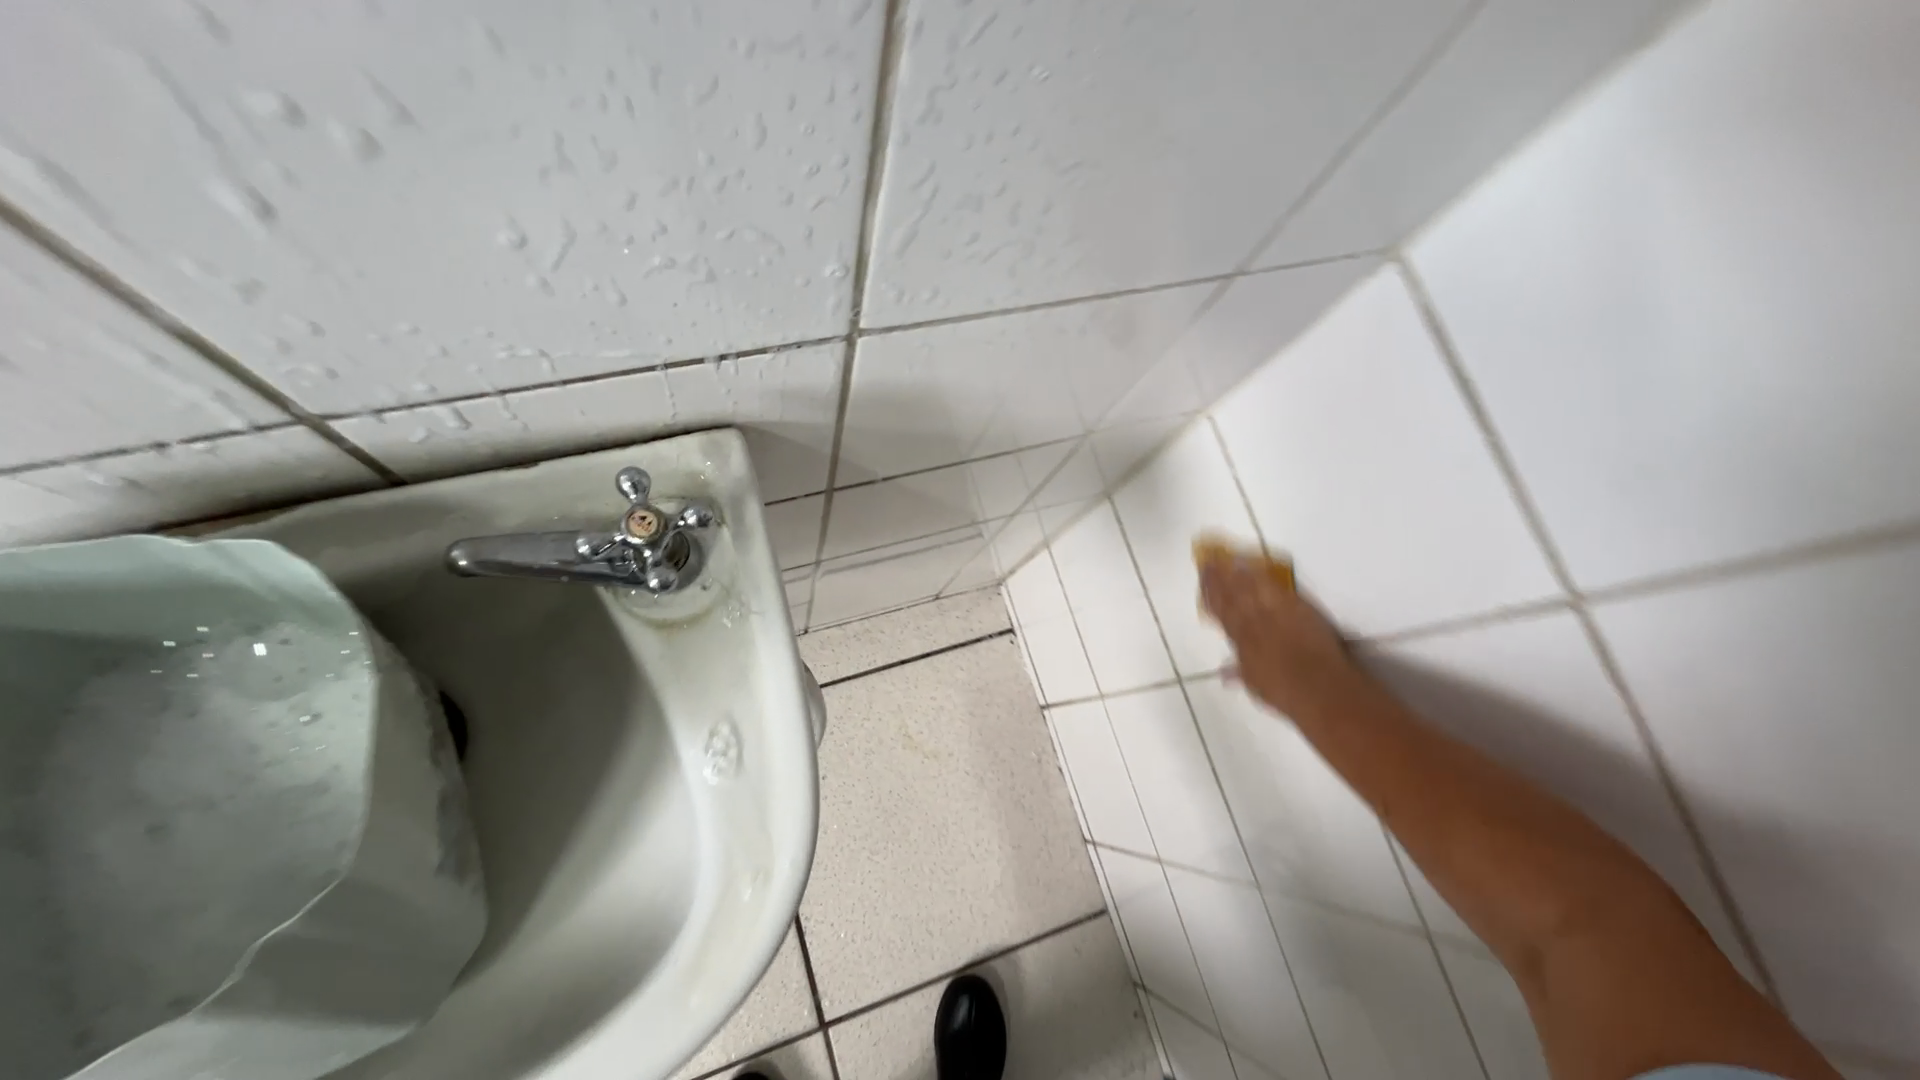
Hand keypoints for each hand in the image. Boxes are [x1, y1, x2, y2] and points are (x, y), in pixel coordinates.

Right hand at [1197, 546, 1362, 716]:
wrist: (1319, 689)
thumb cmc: (1287, 694)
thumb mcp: (1257, 686)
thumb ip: (1240, 673)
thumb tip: (1225, 672)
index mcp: (1241, 642)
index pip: (1221, 614)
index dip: (1210, 597)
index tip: (1203, 582)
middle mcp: (1252, 624)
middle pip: (1231, 597)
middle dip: (1219, 580)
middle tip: (1209, 563)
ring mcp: (1273, 614)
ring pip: (1250, 589)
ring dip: (1236, 573)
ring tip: (1228, 559)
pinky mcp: (1296, 607)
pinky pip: (1274, 587)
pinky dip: (1261, 575)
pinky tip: (1255, 566)